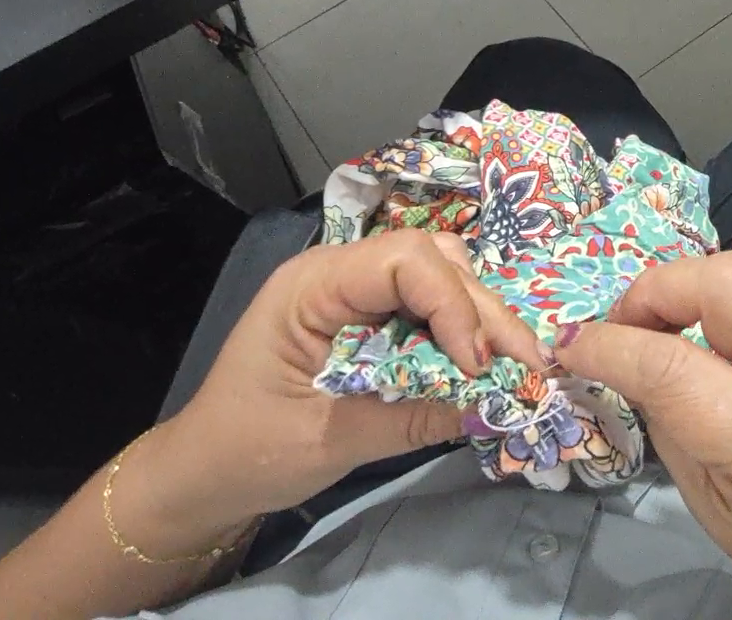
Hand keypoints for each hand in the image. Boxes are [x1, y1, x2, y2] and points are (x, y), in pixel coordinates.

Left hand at [120, 230, 546, 552]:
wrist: (203, 472)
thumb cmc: (247, 453)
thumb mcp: (328, 442)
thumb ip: (410, 417)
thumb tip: (494, 404)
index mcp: (312, 286)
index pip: (402, 261)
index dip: (451, 303)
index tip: (477, 365)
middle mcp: (339, 271)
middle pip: (432, 261)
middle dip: (482, 310)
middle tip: (528, 362)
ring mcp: (356, 288)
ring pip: (440, 273)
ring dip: (480, 314)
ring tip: (513, 359)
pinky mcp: (370, 312)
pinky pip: (429, 302)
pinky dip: (462, 327)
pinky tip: (484, 357)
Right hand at [552, 245, 731, 619]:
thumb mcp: (700, 491)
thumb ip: (659, 406)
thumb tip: (609, 347)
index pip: (674, 367)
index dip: (610, 346)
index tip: (573, 345)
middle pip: (722, 286)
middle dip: (655, 292)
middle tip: (627, 325)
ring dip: (695, 278)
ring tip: (672, 315)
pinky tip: (718, 311)